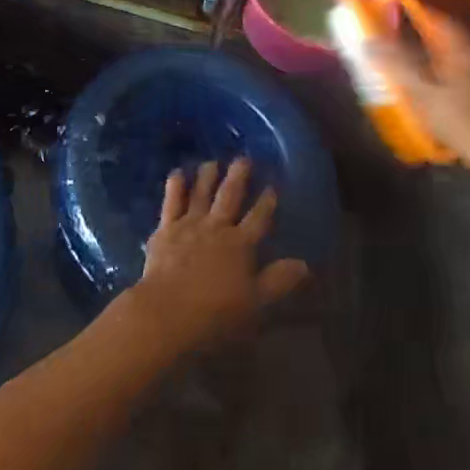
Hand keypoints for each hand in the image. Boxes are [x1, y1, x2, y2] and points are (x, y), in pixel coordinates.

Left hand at [125, 158, 309, 355]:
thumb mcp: (256, 301)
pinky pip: (171, 202)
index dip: (267, 202)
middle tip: (243, 158)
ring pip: (201, 194)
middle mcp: (217, 227)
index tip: (272, 185)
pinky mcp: (166, 229)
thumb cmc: (216, 311)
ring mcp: (189, 225)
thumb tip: (304, 264)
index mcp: (241, 245)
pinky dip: (175, 187)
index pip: (259, 218)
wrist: (169, 309)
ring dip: (207, 177)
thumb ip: (279, 280)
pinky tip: (177, 173)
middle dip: (238, 177)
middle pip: (230, 197)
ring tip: (212, 161)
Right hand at [368, 6, 469, 180]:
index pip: (442, 23)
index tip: (401, 11)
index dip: (421, 14)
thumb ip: (397, 66)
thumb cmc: (467, 127)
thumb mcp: (424, 97)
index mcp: (467, 54)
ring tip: (429, 85)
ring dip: (450, 70)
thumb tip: (368, 40)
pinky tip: (459, 109)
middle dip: (432, 46)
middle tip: (409, 54)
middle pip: (457, 46)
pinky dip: (468, 89)